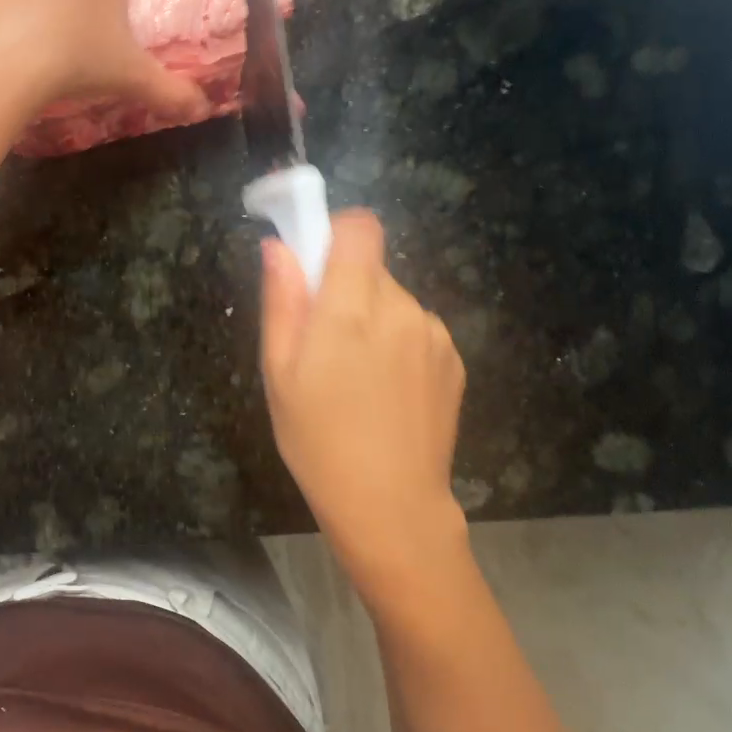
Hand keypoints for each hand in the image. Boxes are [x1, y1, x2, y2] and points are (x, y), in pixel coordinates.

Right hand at [259, 212, 468, 584]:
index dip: (333, 231)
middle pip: (369, 267)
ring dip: (368, 317)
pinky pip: (414, 328)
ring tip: (352, 376)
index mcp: (352, 308)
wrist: (389, 504)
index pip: (360, 228)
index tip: (311, 261)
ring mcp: (434, 335)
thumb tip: (279, 247)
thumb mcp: (278, 371)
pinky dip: (395, 343)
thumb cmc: (316, 438)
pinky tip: (382, 391)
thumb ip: (282, 301)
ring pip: (391, 299)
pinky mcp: (453, 360)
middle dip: (341, 286)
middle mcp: (401, 309)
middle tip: (319, 340)